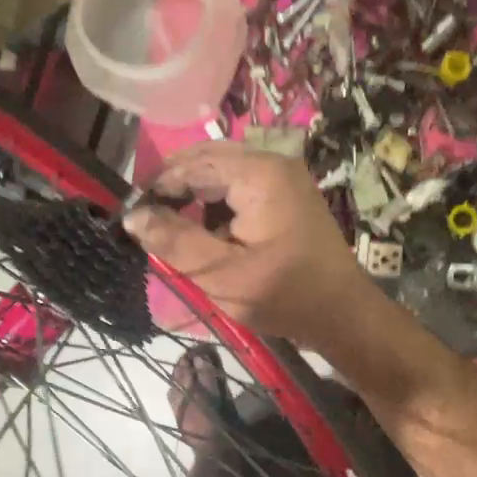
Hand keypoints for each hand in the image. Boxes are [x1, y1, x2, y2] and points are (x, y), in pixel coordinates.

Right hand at [124, 142, 384, 349]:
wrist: (344, 315)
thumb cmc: (284, 295)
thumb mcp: (222, 274)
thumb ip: (176, 241)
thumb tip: (133, 215)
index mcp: (259, 173)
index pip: (193, 163)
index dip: (159, 186)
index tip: (133, 216)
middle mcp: (273, 163)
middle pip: (209, 160)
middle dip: (176, 187)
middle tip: (148, 220)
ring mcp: (285, 178)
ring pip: (224, 174)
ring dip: (196, 195)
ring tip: (173, 229)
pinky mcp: (288, 197)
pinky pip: (242, 188)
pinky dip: (218, 205)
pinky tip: (206, 233)